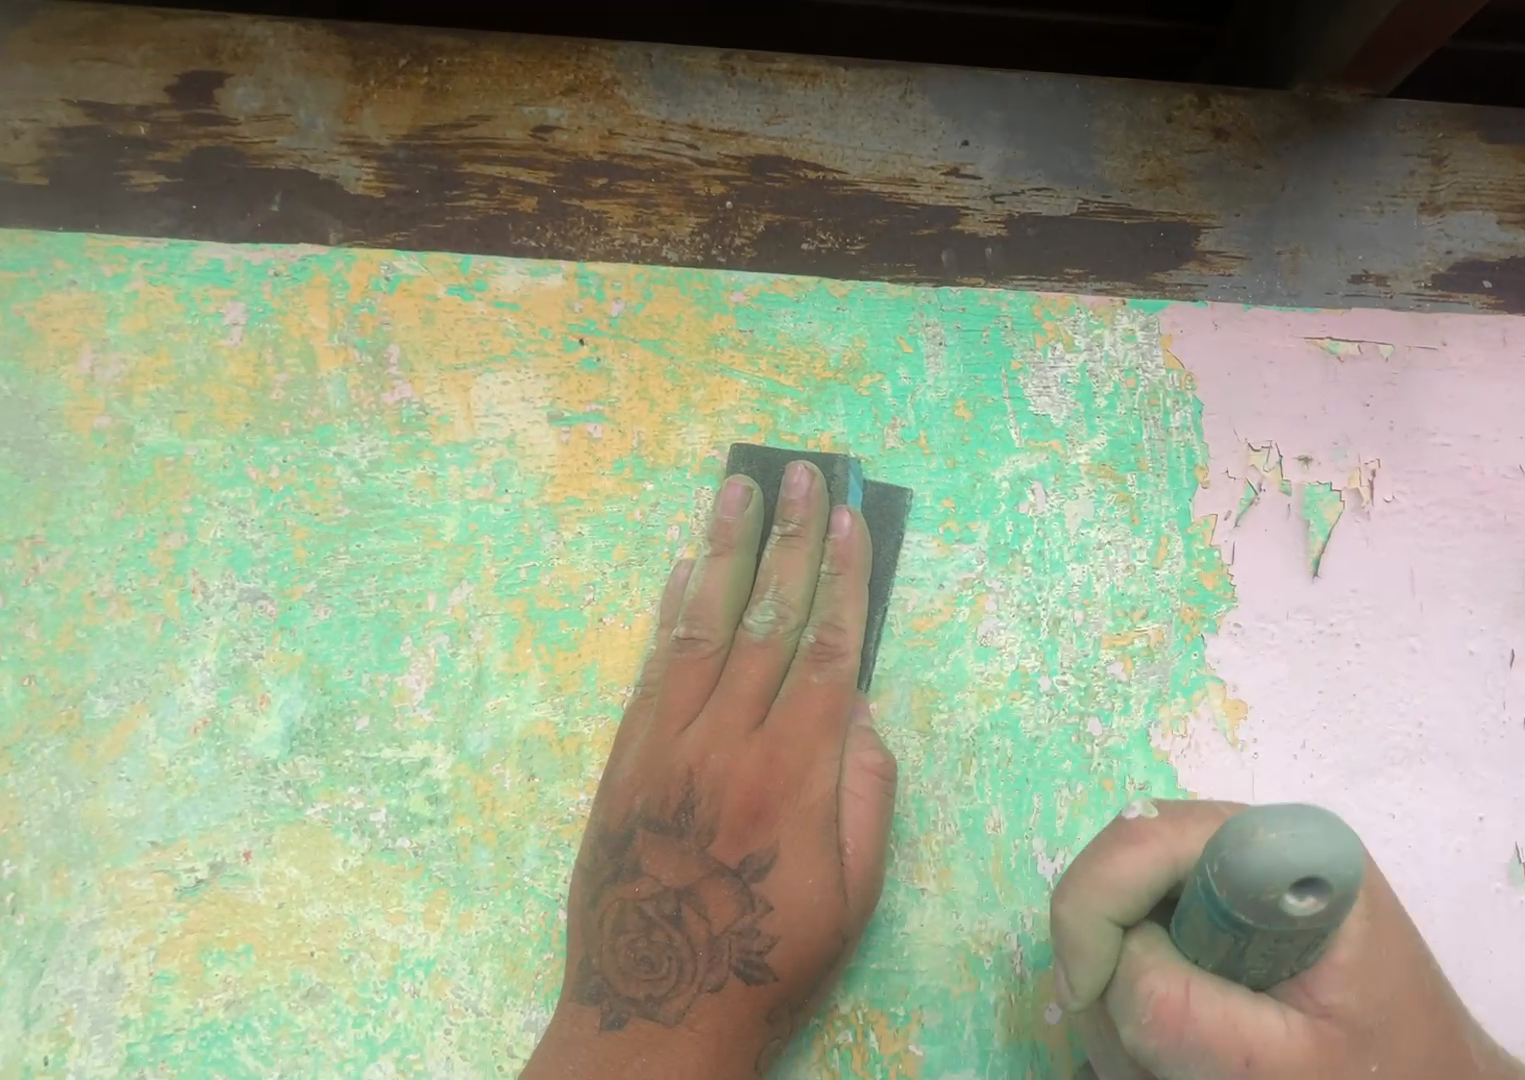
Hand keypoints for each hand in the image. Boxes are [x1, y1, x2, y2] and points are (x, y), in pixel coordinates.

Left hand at [525, 463, 898, 1078]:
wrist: (655, 1013)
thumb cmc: (775, 954)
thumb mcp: (856, 891)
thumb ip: (867, 789)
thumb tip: (858, 706)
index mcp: (796, 773)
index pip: (828, 650)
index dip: (843, 579)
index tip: (851, 521)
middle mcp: (730, 741)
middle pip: (768, 620)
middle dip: (793, 540)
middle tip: (804, 476)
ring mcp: (668, 745)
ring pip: (705, 628)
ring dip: (727, 552)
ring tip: (741, 490)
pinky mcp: (625, 759)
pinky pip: (653, 670)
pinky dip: (673, 612)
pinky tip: (687, 567)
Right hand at [1051, 800, 1524, 1079]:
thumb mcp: (1289, 1071)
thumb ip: (1185, 1013)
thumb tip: (1106, 965)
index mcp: (1286, 848)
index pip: (1143, 836)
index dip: (1095, 907)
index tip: (1086, 996)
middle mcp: (1247, 838)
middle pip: (1119, 867)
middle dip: (1104, 959)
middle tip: (1141, 1053)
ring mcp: (1227, 867)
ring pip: (1115, 901)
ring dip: (1116, 989)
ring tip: (1179, 1059)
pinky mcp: (1214, 900)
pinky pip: (1133, 929)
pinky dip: (1130, 993)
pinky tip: (1179, 1040)